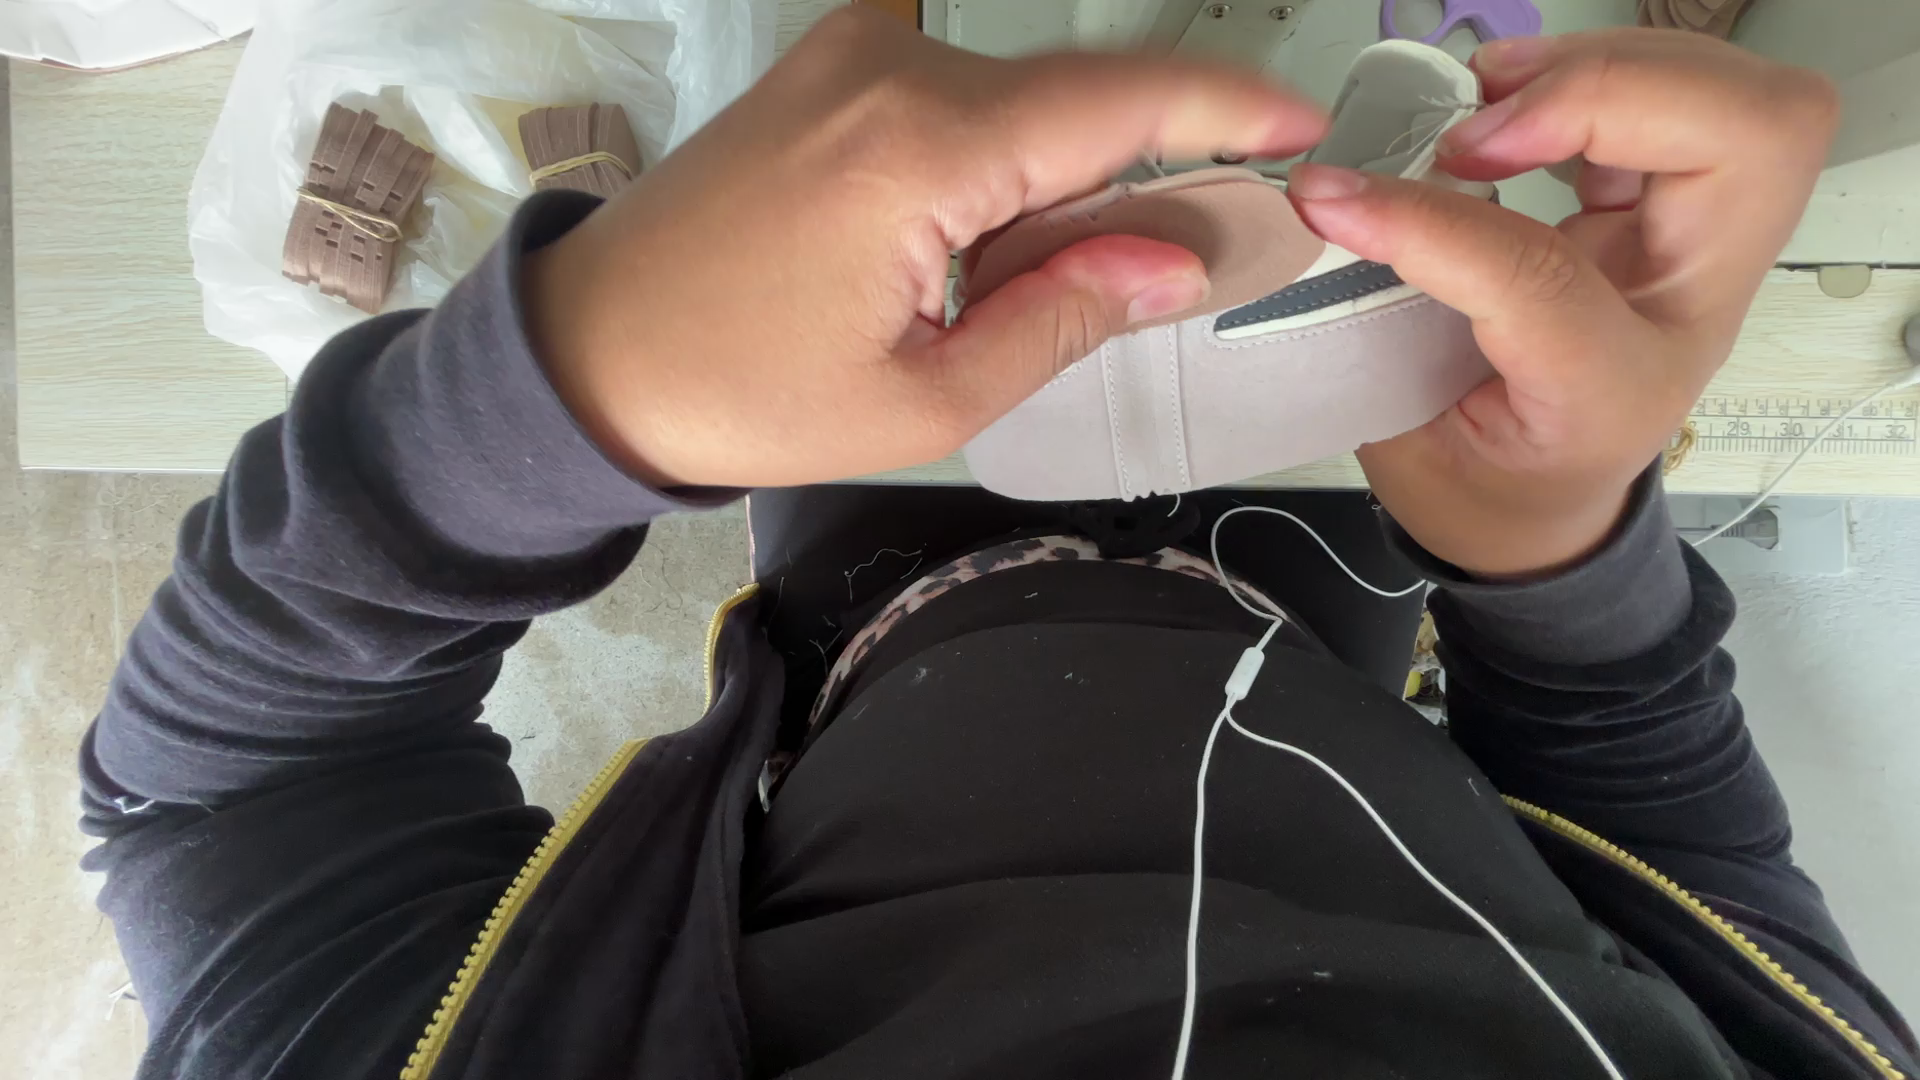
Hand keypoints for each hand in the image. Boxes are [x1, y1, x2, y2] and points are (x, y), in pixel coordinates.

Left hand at [523, 7, 1326, 488]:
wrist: (591, 360)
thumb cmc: (753, 400)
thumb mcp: (928, 398)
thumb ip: (1060, 318)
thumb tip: (1176, 263)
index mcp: (922, 146)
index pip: (1119, 101)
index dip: (1227, 109)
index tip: (1306, 130)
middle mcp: (891, 65)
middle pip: (1070, 104)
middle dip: (1137, 179)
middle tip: (1161, 269)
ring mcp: (848, 60)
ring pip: (1013, 109)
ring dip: (1058, 191)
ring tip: (1030, 291)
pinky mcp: (823, 82)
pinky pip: (952, 111)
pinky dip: (998, 174)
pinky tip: (978, 251)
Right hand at [1285, 30, 1836, 577]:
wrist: (1532, 510)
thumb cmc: (1463, 487)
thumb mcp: (1401, 437)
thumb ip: (1370, 334)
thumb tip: (1325, 216)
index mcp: (1605, 395)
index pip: (1537, 275)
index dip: (1430, 223)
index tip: (1331, 197)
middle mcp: (1682, 319)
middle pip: (1747, 144)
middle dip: (1603, 97)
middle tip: (1466, 131)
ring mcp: (1694, 268)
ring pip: (1745, 111)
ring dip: (1610, 71)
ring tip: (1483, 92)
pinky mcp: (1670, 236)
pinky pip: (1692, 121)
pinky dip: (1607, 86)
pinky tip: (1516, 103)